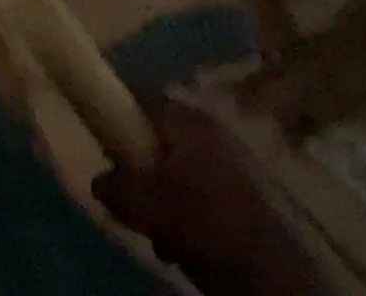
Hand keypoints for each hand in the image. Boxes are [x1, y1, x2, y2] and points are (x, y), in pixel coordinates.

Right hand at [94, 93, 325, 295]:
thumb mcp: (139, 201)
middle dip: (139, 167)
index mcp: (186, 120)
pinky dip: (184, 213)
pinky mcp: (240, 195)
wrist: (263, 267)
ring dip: (161, 197)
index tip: (102, 138)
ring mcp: (229, 162)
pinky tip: (178, 241)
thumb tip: (101, 180)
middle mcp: (210, 131)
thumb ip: (111, 184)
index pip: (141, 99)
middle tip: (126, 191)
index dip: (116, 114)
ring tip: (152, 226)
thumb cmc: (197, 218)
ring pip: (177, 171)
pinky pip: (199, 194)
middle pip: (158, 138)